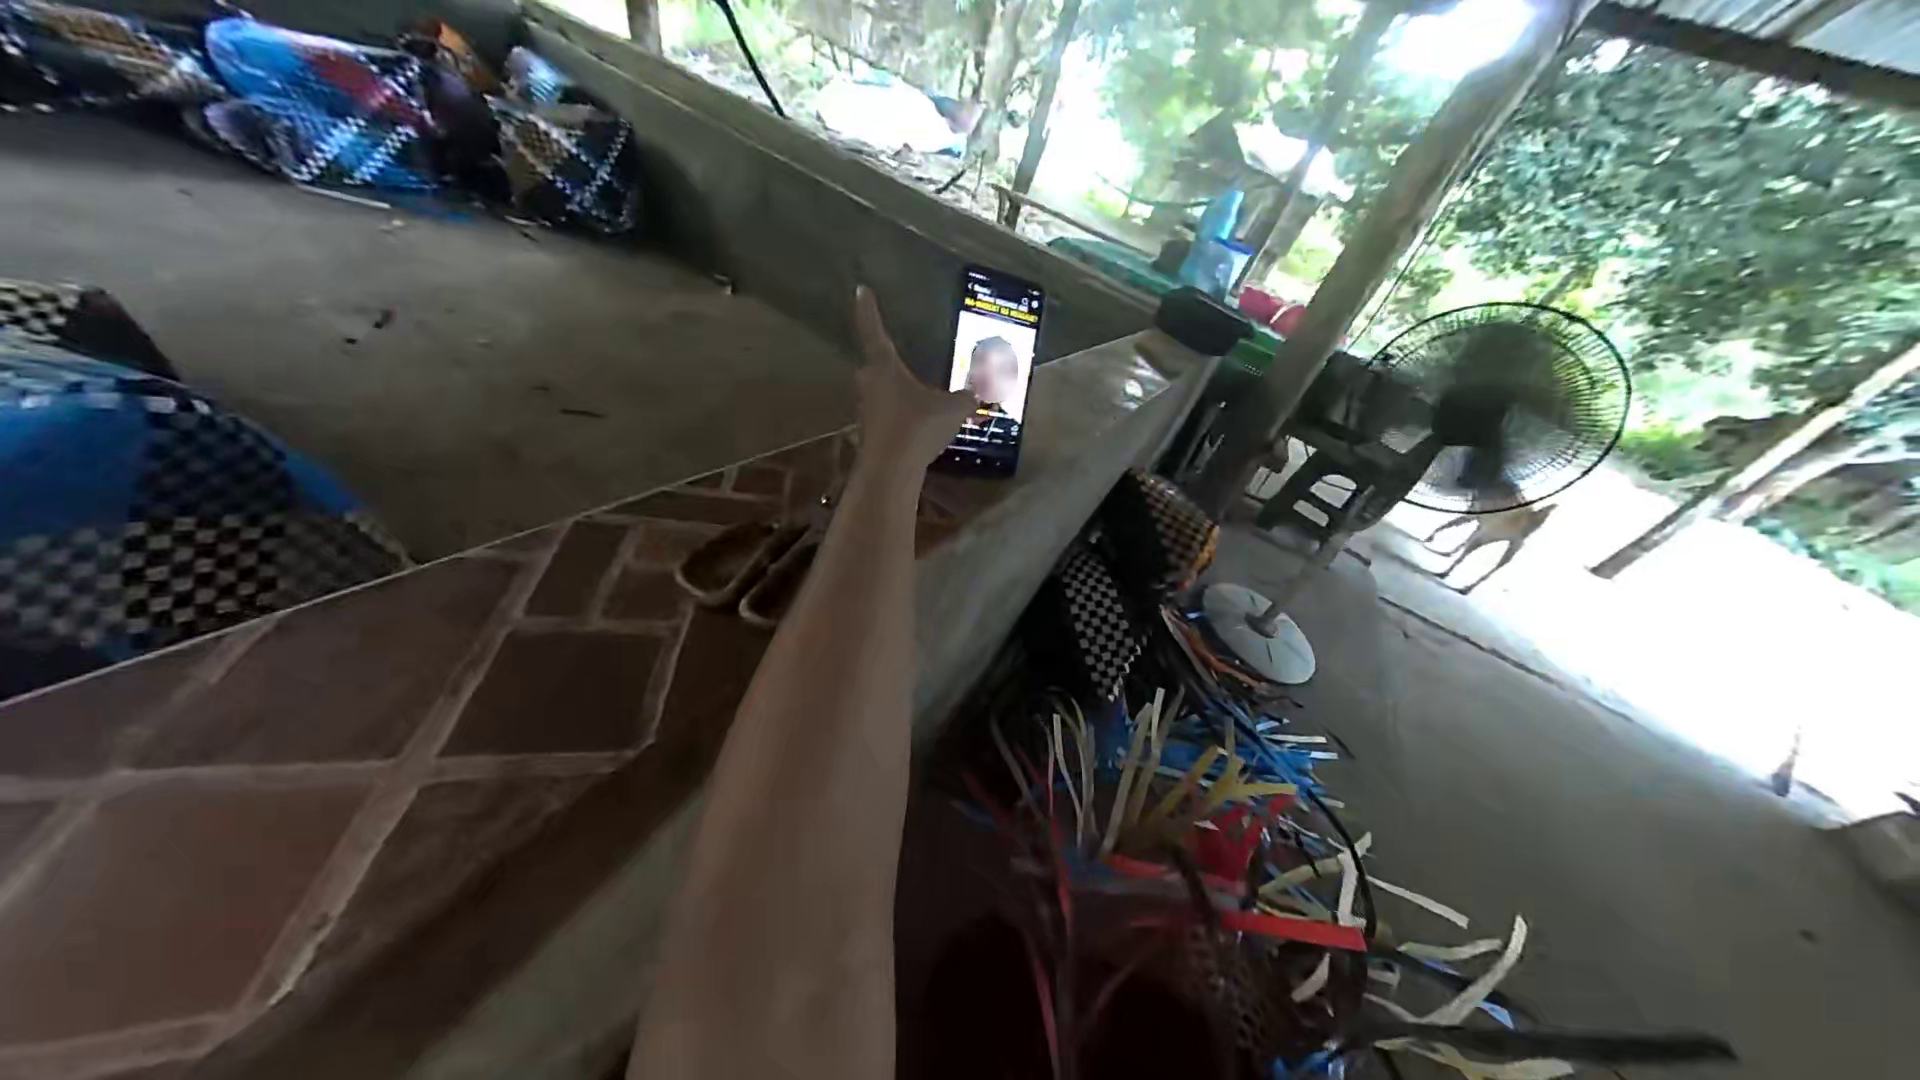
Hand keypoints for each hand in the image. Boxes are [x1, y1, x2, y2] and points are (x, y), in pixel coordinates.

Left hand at [852, 285, 974, 468]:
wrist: (891, 470)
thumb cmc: (917, 427)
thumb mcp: (951, 409)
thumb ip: (965, 397)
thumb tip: (977, 391)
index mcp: (885, 367)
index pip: (874, 331)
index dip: (868, 310)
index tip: (861, 290)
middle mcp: (870, 383)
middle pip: (874, 365)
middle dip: (885, 362)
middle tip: (899, 358)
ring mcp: (866, 410)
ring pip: (878, 392)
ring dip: (892, 392)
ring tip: (913, 395)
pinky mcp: (869, 434)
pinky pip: (884, 416)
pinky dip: (896, 416)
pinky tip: (913, 425)